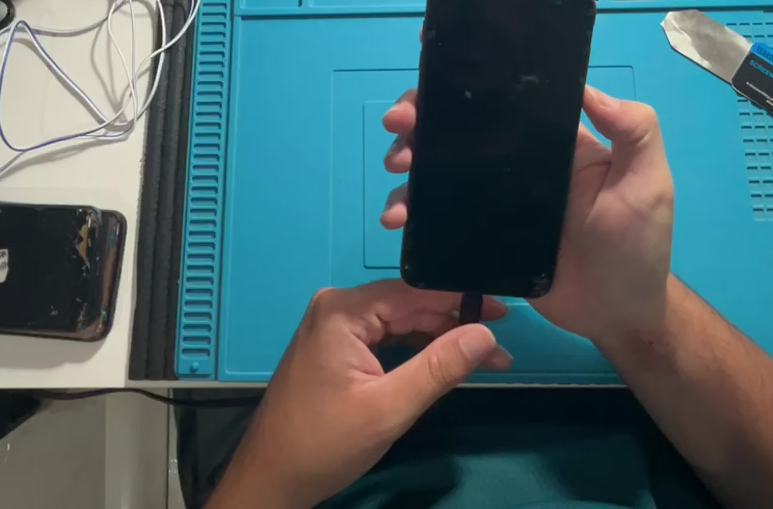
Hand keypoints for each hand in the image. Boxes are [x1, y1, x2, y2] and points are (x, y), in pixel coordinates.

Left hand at [209, 279, 510, 508]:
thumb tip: (485, 335)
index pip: (413, 292)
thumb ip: (438, 368)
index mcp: (344, 309)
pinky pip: (384, 335)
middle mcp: (338, 305)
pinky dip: (414, 349)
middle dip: (454, 323)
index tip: (501, 310)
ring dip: (438, 338)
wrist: (271, 480)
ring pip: (399, 320)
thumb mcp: (388, 409)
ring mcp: (335, 324)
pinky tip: (444, 360)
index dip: (459, 299)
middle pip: (408, 304)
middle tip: (500, 341)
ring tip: (485, 355)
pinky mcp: (337, 344)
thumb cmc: (324, 444)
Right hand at [379, 84, 674, 348]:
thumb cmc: (638, 244)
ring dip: (407, 160)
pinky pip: (437, 218)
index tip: (428, 75)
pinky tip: (397, 217)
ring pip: (437, 169)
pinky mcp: (477, 235)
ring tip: (397, 170)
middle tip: (399, 125)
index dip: (460, 84)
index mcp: (546, 139)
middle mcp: (512, 162)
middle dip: (419, 119)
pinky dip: (410, 211)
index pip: (498, 99)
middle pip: (455, 129)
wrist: (619, 314)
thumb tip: (587, 86)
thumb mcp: (648, 181)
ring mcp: (491, 199)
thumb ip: (634, 130)